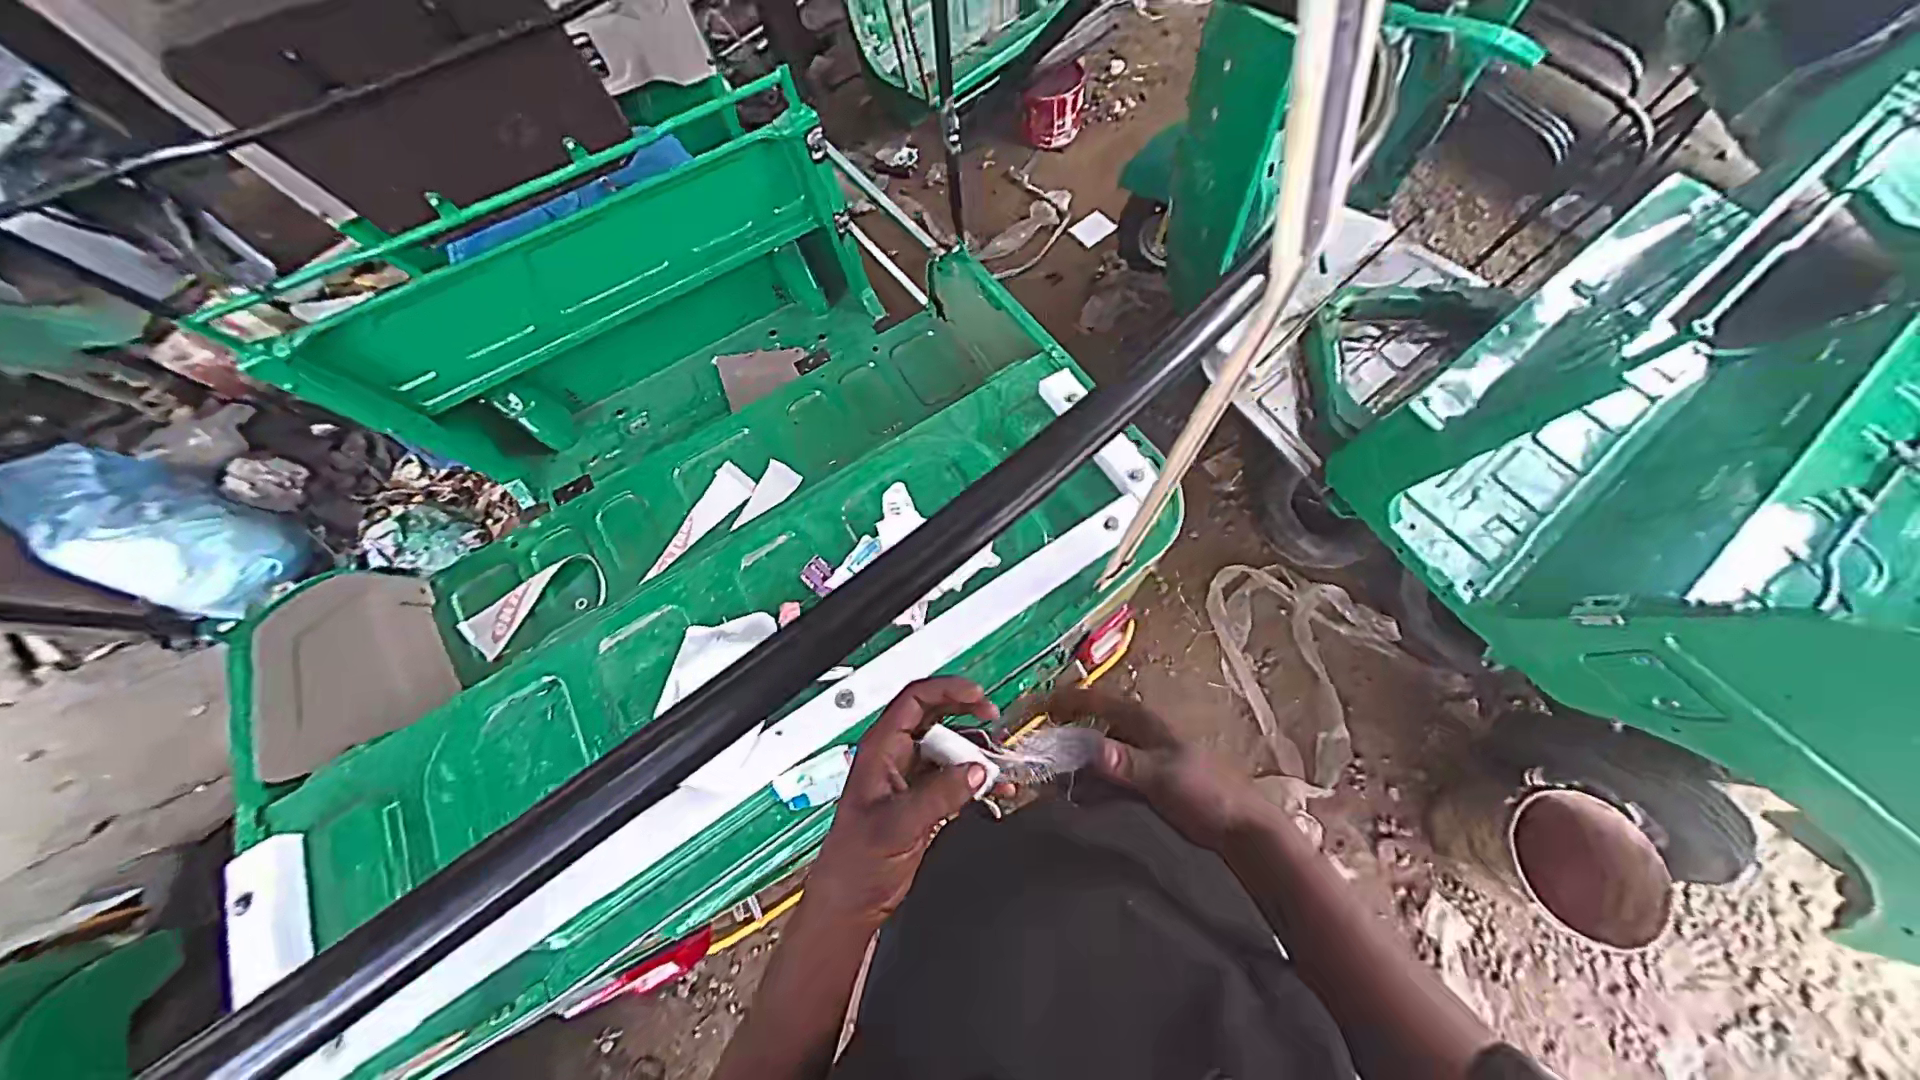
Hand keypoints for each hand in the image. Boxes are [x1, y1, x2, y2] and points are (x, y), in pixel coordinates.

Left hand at [805, 677, 999, 927]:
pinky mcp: (922, 800)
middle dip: (967, 716)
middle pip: (936, 718)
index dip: (947, 690)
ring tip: (998, 766)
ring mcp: (909, 778)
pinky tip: (993, 790)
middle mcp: (895, 757)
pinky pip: (953, 777)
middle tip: (993, 720)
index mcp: (880, 750)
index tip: (977, 696)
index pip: (915, 700)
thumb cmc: (854, 863)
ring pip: (948, 749)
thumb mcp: (898, 824)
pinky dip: (975, 780)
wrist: (851, 904)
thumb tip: (974, 770)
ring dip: (975, 754)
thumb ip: (940, 794)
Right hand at [1046, 688, 1265, 850]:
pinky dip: (1089, 786)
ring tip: (1048, 784)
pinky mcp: (1142, 782)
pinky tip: (1074, 801)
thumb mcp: (1162, 775)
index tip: (1033, 709)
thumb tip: (1088, 749)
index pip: (1093, 700)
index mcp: (1140, 719)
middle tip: (1035, 756)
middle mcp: (1135, 733)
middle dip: (1061, 739)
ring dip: (1073, 768)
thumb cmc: (1205, 791)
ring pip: (1095, 756)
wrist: (1238, 828)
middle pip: (1089, 728)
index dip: (1062, 701)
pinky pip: (1105, 779)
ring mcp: (1138, 757)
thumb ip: (1124, 762)